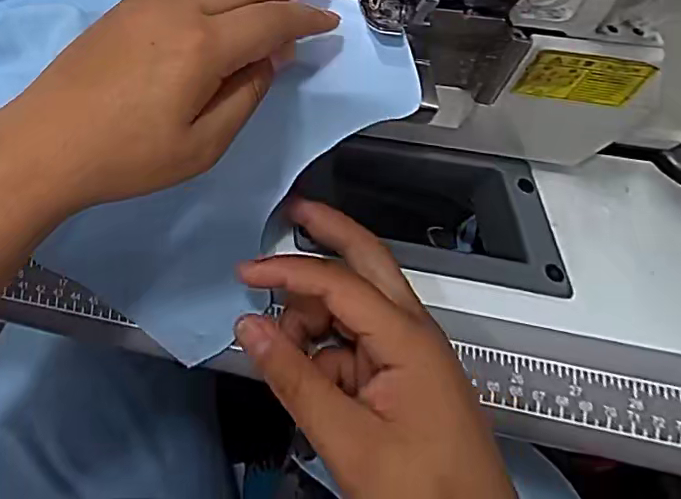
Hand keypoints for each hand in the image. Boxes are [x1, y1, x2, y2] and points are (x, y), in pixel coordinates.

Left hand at [0, 0, 337, 215]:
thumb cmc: (126, 156)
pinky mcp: (127, 5)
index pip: (271, 22)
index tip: (330, 20)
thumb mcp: (200, 145)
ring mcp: (150, 3)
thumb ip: (244, 95)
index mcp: (206, 46)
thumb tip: (270, 57)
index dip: (305, 19)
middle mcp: (182, 11)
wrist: (47, 140)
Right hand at [235, 200, 514, 498]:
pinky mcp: (402, 373)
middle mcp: (413, 332)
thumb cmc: (432, 497)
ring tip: (287, 353)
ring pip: (351, 302)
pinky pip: (352, 338)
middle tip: (293, 210)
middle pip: (366, 258)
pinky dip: (323, 347)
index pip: (337, 281)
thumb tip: (251, 328)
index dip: (287, 271)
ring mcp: (409, 351)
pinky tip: (311, 379)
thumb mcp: (349, 442)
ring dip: (314, 315)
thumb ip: (293, 379)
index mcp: (408, 339)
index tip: (248, 273)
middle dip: (328, 230)